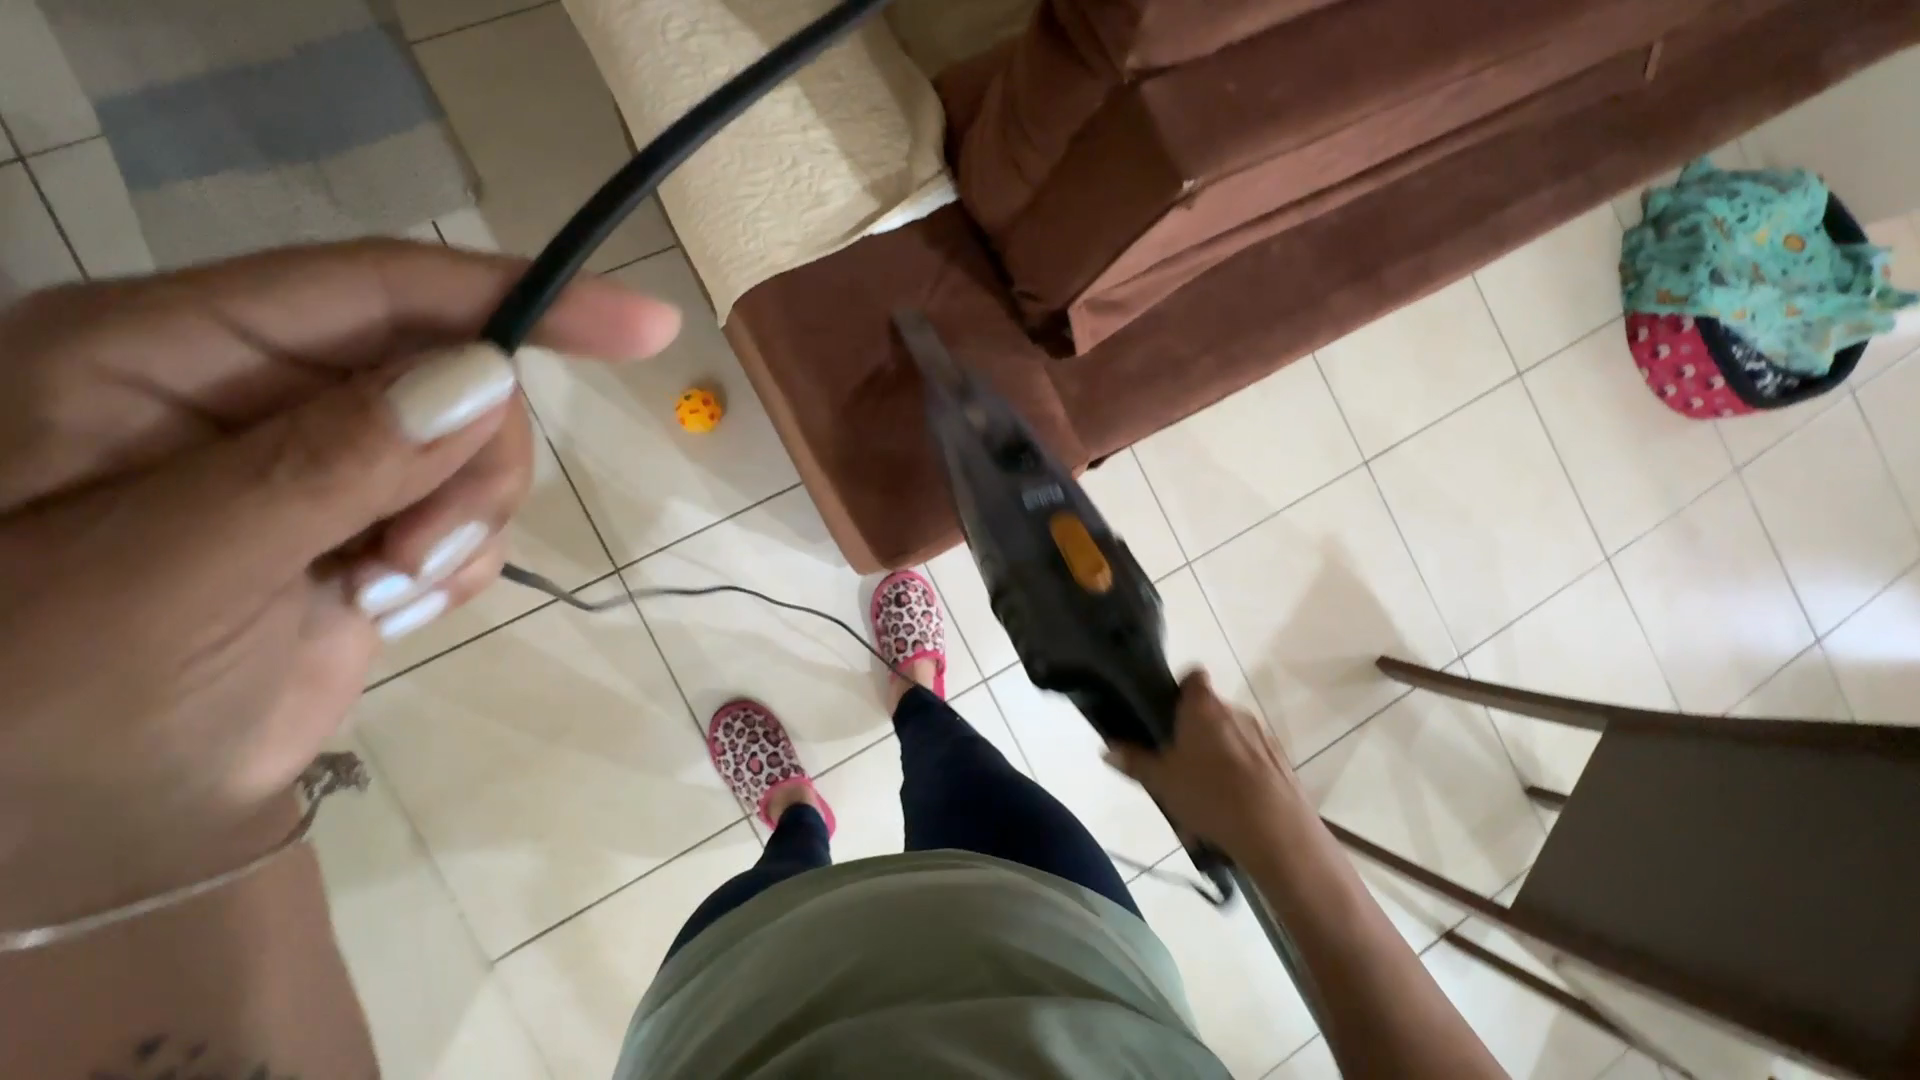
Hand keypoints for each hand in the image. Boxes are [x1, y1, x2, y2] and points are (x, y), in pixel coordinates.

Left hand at [0, 241, 679, 922]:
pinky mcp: (367, 515)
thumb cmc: (72, 702)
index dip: (512, 296)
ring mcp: (315, 454)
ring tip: (388, 590)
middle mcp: (250, 384)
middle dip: (468, 464)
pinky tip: (391, 604)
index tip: (642, 326)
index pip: (375, 286)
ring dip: (461, 523)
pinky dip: (458, 558)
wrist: (108, 821)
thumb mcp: (181, 573)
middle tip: (419, 552)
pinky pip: (470, 507)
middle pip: (450, 370)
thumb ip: (328, 463)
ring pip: (474, 443)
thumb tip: (485, 376)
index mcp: (163, 350)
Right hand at [1107, 671, 1309, 859]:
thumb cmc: (1209, 794)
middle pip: (1209, 711)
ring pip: (1230, 738)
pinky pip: (1250, 760)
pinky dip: (1239, 775)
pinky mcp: (1280, 761)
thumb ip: (1134, 761)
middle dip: (1194, 732)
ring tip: (1202, 795)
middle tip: (1176, 763)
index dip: (1180, 689)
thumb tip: (1108, 749)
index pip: (1193, 677)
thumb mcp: (1161, 781)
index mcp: (1202, 707)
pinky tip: (1228, 809)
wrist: (1275, 830)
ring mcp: (1262, 735)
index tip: (1167, 713)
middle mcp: (1234, 711)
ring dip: (1216, 756)